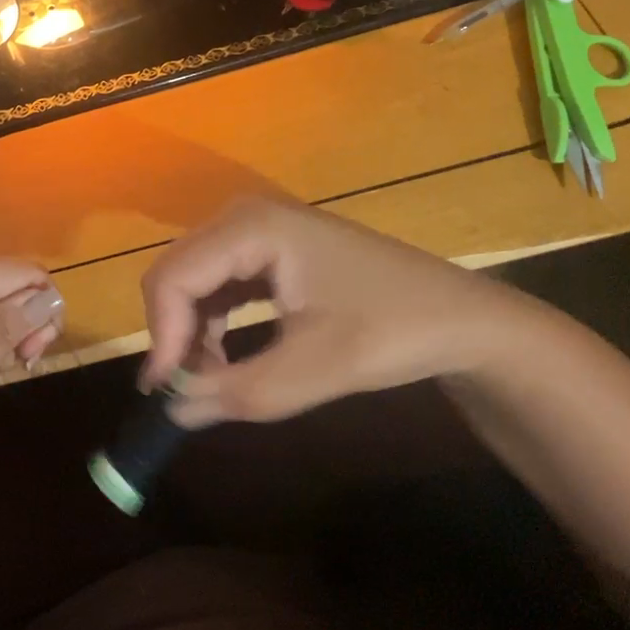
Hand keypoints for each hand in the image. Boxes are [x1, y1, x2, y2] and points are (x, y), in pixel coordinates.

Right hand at [140, 197, 538, 426]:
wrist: (468, 321)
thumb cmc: (396, 333)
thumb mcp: (318, 369)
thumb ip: (240, 392)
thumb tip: (173, 413)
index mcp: (253, 228)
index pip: (174, 277)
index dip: (162, 335)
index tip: (165, 391)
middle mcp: (242, 217)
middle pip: (175, 274)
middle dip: (175, 334)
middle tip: (186, 390)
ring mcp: (253, 229)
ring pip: (190, 280)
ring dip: (191, 332)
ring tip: (211, 381)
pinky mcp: (264, 248)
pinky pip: (214, 283)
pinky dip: (210, 323)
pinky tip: (225, 358)